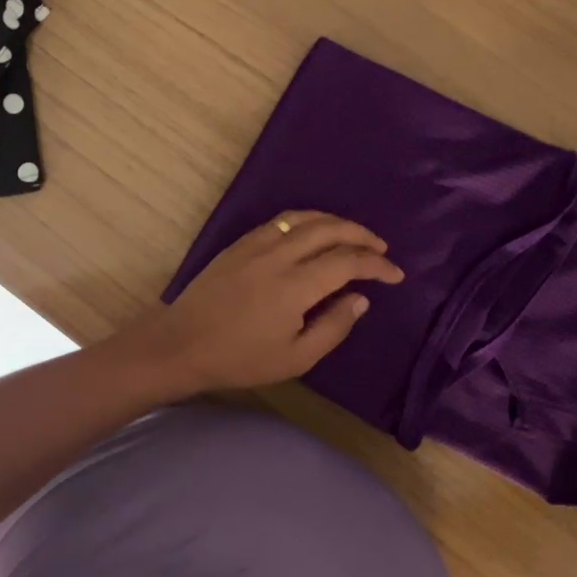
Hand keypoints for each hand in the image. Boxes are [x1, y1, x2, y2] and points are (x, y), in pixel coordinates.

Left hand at [121, 211, 403, 395]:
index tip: (395, 274)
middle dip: (360, 234)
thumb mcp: (295, 358)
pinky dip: (303, 220)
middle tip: (380, 248)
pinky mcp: (236, 245)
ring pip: (302, 218)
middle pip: (328, 229)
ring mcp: (253, 245)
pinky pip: (278, 222)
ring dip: (333, 221)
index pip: (347, 261)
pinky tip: (311, 233)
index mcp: (295, 284)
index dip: (376, 264)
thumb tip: (360, 298)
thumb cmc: (239, 359)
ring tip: (352, 235)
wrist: (181, 344)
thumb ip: (333, 326)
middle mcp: (277, 255)